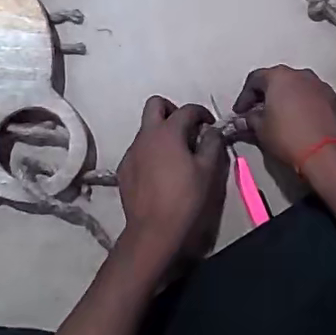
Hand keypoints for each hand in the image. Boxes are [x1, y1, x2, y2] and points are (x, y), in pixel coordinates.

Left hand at [116, 97, 227, 272]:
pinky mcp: (124, 168)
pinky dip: (151, 151)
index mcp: (167, 132)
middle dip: (172, 110)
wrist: (153, 229)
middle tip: (186, 129)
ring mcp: (131, 151)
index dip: (201, 113)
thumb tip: (212, 131)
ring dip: (161, 133)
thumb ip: (212, 144)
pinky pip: (138, 149)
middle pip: (155, 105)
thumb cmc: (185, 198)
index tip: (210, 125)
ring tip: (176, 155)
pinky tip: (160, 172)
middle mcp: (145, 135)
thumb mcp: (207, 170)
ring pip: (145, 129)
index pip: (186, 109)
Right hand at [232, 66, 335, 172]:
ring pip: (297, 88)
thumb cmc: (288, 137)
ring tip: (279, 118)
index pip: (255, 79)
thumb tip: (243, 120)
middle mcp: (301, 74)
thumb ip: (249, 120)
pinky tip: (299, 122)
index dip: (244, 96)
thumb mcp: (261, 129)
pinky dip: (303, 105)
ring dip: (286, 99)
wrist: (328, 154)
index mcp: (279, 76)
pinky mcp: (335, 99)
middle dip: (265, 96)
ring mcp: (321, 85)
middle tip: (257, 113)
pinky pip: (312, 98)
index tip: (239, 113)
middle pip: (277, 80)